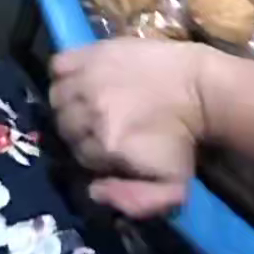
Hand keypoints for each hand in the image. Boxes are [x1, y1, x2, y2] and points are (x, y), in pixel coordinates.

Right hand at [49, 38, 222, 218]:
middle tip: (95, 127)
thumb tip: (93, 191)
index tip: (104, 150)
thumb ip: (133, 200)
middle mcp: (90, 111)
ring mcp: (86, 78)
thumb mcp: (172, 186)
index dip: (91, 155)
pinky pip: (57, 65)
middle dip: (77, 130)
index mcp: (107, 144)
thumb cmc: (185, 137)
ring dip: (66, 103)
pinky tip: (77, 80)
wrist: (198, 88)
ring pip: (56, 97)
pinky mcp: (87, 53)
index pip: (80, 155)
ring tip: (84, 104)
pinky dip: (61, 74)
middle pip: (64, 126)